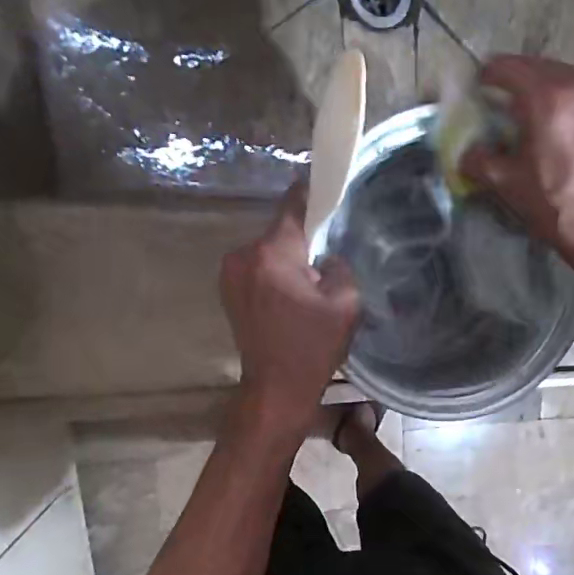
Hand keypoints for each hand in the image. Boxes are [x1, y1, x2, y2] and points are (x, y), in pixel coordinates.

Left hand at [220, 182, 360, 422]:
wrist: (276, 389)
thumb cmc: (312, 346)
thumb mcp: (346, 303)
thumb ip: (339, 266)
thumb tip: (326, 258)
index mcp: (272, 253)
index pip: (293, 205)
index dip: (312, 193)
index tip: (327, 185)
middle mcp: (243, 255)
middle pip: (279, 231)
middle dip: (303, 238)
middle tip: (327, 255)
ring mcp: (230, 274)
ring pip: (267, 250)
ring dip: (287, 258)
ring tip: (309, 283)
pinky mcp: (228, 291)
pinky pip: (256, 268)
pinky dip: (273, 273)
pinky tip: (290, 295)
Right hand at [460, 56, 573, 264]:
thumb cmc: (552, 202)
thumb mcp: (505, 182)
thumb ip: (479, 159)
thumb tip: (467, 153)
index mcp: (546, 97)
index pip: (508, 67)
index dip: (488, 74)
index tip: (478, 85)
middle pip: (537, 66)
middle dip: (516, 79)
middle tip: (500, 98)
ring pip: (562, 74)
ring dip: (542, 86)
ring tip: (528, 109)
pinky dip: (565, 97)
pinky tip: (556, 120)